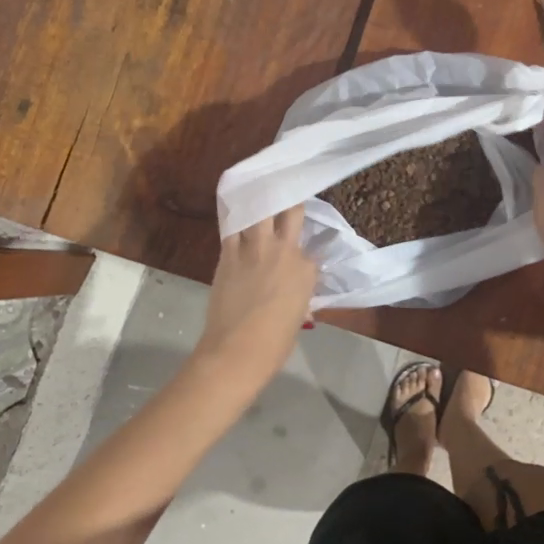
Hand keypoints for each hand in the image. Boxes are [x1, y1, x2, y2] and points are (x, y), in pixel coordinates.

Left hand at [194, 206, 318, 383]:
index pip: (314, 247)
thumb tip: (298, 297)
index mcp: (307, 269)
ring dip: (263, 202)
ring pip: (262, 210)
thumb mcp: (298, 316)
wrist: (237, 349)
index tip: (308, 242)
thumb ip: (300, 296)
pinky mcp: (228, 252)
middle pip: (292, 211)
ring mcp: (255, 248)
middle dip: (291, 202)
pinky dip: (235, 215)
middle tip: (287, 196)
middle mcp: (285, 250)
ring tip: (261, 193)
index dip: (310, 244)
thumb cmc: (275, 343)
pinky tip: (236, 207)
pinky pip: (233, 224)